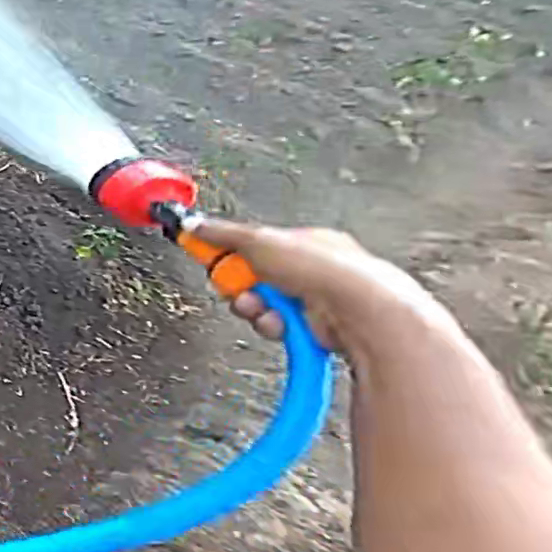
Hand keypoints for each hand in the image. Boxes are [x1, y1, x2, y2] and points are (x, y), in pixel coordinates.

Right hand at [190, 217, 446, 356]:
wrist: (360, 311)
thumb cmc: (322, 268)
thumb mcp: (258, 240)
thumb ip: (221, 233)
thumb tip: (192, 224)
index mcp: (305, 242)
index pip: (253, 244)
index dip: (228, 252)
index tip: (208, 257)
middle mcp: (311, 270)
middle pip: (251, 276)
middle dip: (237, 285)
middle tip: (238, 288)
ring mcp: (314, 299)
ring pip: (259, 302)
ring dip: (251, 306)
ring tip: (260, 307)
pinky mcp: (313, 327)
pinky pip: (274, 324)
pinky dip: (271, 323)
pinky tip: (280, 322)